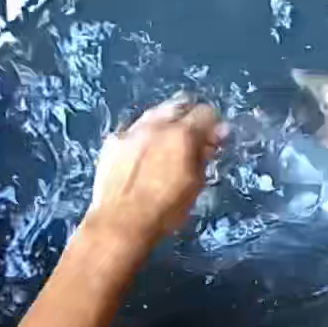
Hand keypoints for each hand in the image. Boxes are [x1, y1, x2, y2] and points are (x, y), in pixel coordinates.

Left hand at [83, 97, 226, 249]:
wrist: (119, 223)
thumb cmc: (165, 209)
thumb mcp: (195, 184)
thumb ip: (204, 155)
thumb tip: (215, 136)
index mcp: (181, 133)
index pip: (206, 112)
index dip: (214, 125)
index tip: (214, 140)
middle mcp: (156, 124)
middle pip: (179, 103)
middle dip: (190, 115)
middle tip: (193, 137)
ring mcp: (131, 131)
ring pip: (154, 112)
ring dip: (166, 121)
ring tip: (168, 142)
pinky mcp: (112, 142)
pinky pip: (133, 129)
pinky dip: (143, 135)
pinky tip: (142, 152)